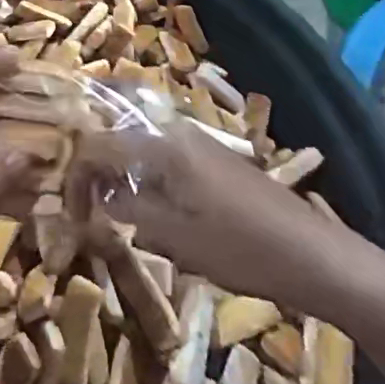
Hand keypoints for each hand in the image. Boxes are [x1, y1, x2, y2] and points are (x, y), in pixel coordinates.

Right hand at [67, 119, 353, 312]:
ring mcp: (197, 140)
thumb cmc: (240, 248)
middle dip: (93, 166)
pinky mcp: (211, 156)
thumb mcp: (175, 237)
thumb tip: (98, 196)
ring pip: (139, 142)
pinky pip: (161, 153)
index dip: (75, 177)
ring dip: (117, 169)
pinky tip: (147, 203)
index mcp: (163, 145)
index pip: (97, 144)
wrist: (312, 253)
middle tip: (85, 205)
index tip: (72, 216)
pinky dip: (141, 172)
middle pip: (116, 133)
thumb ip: (128, 210)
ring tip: (110, 207)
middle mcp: (176, 130)